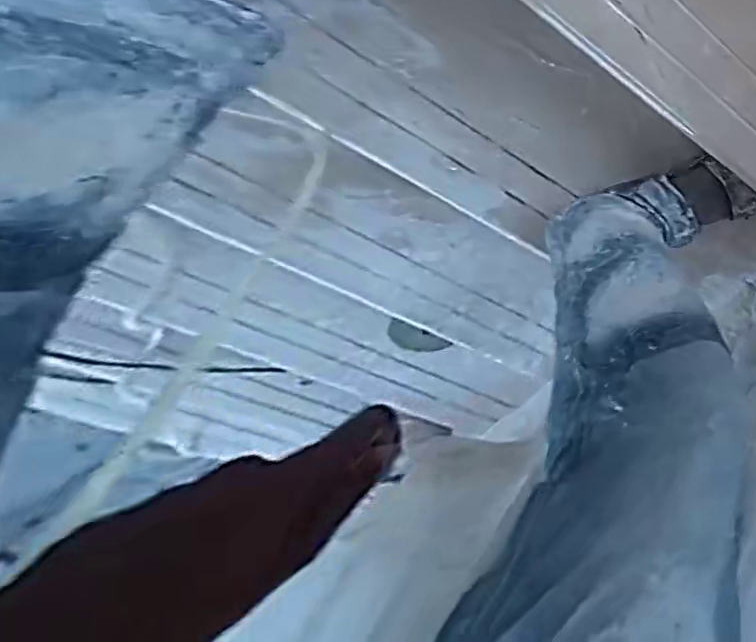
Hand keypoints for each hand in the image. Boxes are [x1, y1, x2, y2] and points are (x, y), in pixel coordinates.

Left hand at [0, 406, 399, 641]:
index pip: (362, 427)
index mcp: (292, 477)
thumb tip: (380, 457)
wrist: (72, 631)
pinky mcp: (140, 511)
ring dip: (249, 509)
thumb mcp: (289, 557)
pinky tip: (191, 560)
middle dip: (305, 486)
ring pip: (240, 487)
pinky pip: (190, 506)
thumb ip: (340, 499)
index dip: (380, 429)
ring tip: (241, 554)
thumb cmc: (184, 603)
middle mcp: (244, 470)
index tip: (391, 432)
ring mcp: (188, 489)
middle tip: (310, 521)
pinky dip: (200, 525)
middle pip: (297, 463)